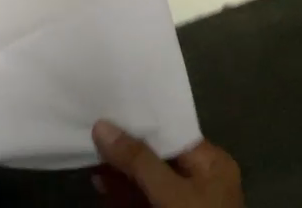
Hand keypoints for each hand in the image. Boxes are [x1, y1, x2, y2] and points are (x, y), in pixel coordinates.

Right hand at [92, 120, 243, 207]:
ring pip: (144, 180)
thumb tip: (101, 126)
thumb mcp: (171, 194)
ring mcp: (182, 206)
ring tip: (89, 157)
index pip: (171, 130)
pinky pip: (141, 202)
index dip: (140, 118)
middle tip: (92, 132)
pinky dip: (121, 195)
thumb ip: (138, 160)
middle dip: (124, 148)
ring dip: (117, 172)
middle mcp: (199, 181)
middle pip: (155, 154)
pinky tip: (99, 185)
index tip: (108, 104)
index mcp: (211, 165)